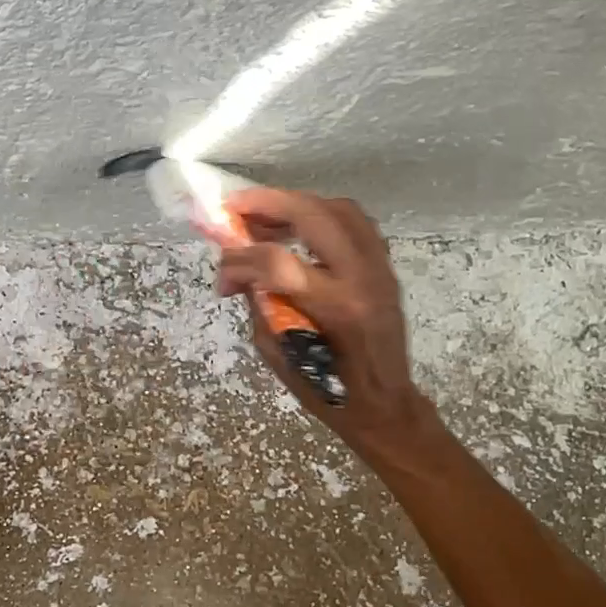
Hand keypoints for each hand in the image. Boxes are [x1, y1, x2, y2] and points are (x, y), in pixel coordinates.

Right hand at [214, 187, 433, 458]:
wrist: (383, 402)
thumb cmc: (324, 387)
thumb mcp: (277, 351)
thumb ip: (259, 302)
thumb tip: (236, 270)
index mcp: (335, 307)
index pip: (276, 261)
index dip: (239, 260)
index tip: (222, 274)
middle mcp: (362, 277)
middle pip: (312, 215)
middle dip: (266, 203)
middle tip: (233, 206)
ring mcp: (379, 267)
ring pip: (337, 208)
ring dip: (295, 204)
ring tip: (263, 215)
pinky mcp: (383, 265)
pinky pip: (353, 221)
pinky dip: (320, 214)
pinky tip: (295, 227)